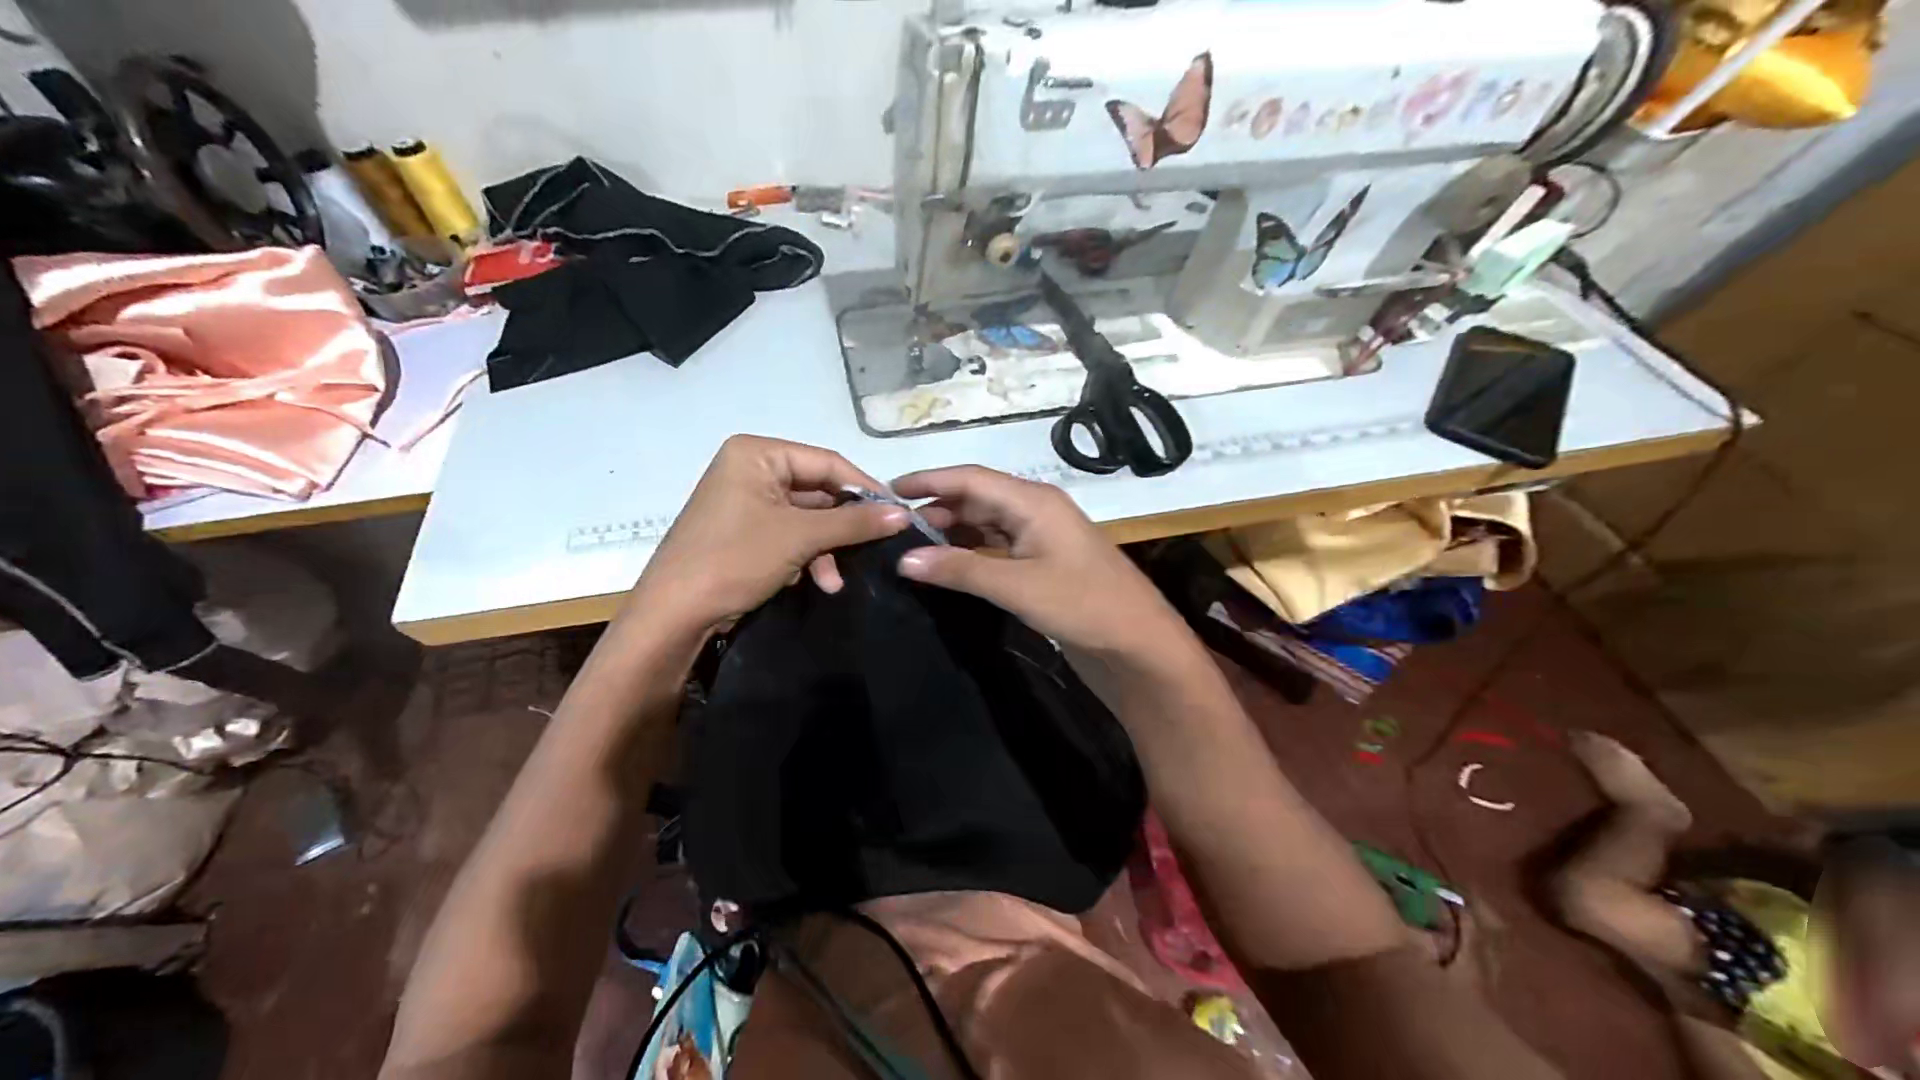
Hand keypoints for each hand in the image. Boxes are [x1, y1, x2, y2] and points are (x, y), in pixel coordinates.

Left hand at [625, 435, 910, 632]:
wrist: (675, 614)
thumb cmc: (735, 559)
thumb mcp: (800, 537)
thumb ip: (854, 522)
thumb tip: (903, 514)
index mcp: (757, 454)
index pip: (826, 461)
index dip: (864, 487)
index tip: (898, 513)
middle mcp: (750, 469)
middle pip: (818, 491)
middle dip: (842, 527)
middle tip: (876, 547)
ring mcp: (746, 502)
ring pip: (807, 518)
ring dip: (826, 549)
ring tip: (834, 580)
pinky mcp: (746, 532)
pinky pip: (790, 535)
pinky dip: (806, 557)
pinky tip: (814, 581)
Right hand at [890, 465, 1188, 657]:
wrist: (1138, 644)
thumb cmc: (1082, 604)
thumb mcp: (1016, 586)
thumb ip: (960, 570)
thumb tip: (903, 559)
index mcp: (1033, 501)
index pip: (970, 478)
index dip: (929, 480)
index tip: (887, 492)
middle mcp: (1035, 511)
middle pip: (976, 497)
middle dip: (936, 508)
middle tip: (893, 529)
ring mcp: (1040, 538)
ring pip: (985, 523)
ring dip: (951, 532)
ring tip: (911, 547)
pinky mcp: (1041, 564)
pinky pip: (997, 547)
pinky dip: (970, 552)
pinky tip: (946, 566)